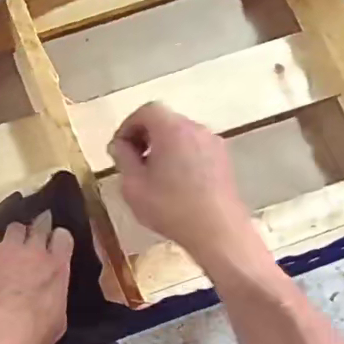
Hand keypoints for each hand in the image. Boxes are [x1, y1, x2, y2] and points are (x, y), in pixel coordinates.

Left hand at [0, 211, 72, 343]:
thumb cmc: (29, 337)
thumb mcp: (56, 323)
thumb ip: (55, 298)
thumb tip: (50, 295)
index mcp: (57, 267)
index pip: (63, 238)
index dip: (57, 240)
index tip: (52, 246)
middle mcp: (34, 250)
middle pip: (38, 225)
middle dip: (35, 231)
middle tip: (29, 243)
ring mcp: (6, 246)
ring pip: (12, 227)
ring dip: (11, 236)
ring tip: (4, 249)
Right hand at [107, 103, 260, 261]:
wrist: (218, 232)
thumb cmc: (170, 207)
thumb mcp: (133, 185)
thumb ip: (122, 158)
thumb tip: (119, 145)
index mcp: (172, 129)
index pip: (146, 111)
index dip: (128, 126)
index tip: (119, 149)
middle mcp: (196, 129)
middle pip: (165, 120)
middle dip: (144, 136)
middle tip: (132, 162)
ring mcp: (214, 144)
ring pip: (181, 135)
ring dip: (163, 148)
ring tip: (152, 176)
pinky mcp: (224, 160)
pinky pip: (195, 148)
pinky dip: (180, 156)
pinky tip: (175, 184)